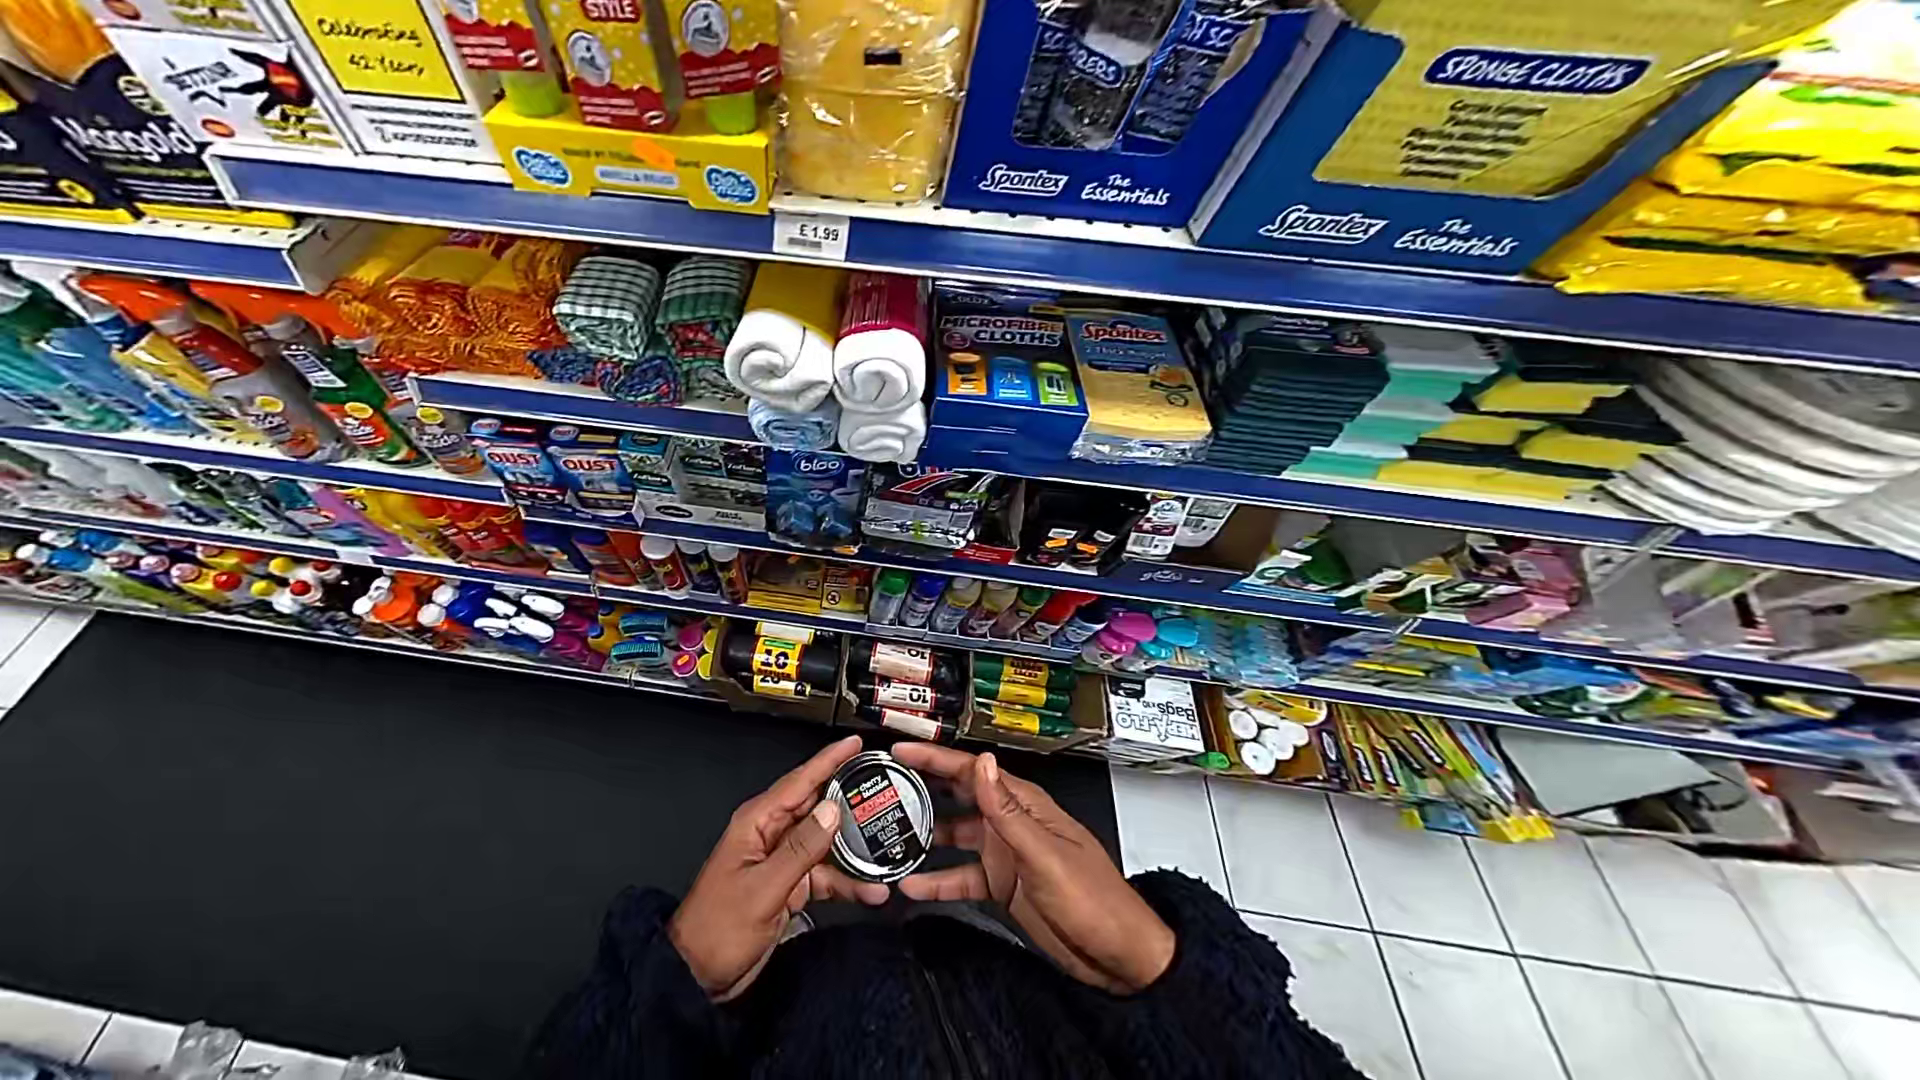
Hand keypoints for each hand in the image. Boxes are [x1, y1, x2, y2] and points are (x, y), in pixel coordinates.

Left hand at [668, 734, 888, 999]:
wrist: (697, 979)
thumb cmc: (717, 930)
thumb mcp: (763, 888)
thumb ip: (801, 848)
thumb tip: (833, 810)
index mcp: (758, 823)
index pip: (800, 781)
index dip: (830, 760)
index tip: (855, 744)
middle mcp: (772, 834)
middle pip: (819, 807)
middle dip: (851, 799)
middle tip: (884, 789)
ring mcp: (783, 859)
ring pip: (828, 842)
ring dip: (856, 849)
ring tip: (886, 847)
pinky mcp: (791, 885)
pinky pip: (826, 873)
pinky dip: (848, 881)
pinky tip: (869, 889)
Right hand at [892, 743, 1174, 994]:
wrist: (1116, 956)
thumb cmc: (1095, 898)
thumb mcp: (1045, 852)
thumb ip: (1008, 811)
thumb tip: (983, 765)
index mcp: (1024, 805)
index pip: (972, 771)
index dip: (935, 758)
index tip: (903, 752)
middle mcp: (1012, 824)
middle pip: (960, 797)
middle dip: (924, 789)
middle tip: (888, 785)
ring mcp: (1006, 854)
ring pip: (956, 837)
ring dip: (926, 837)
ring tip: (892, 837)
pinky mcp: (1003, 885)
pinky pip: (962, 877)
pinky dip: (938, 880)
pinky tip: (915, 886)